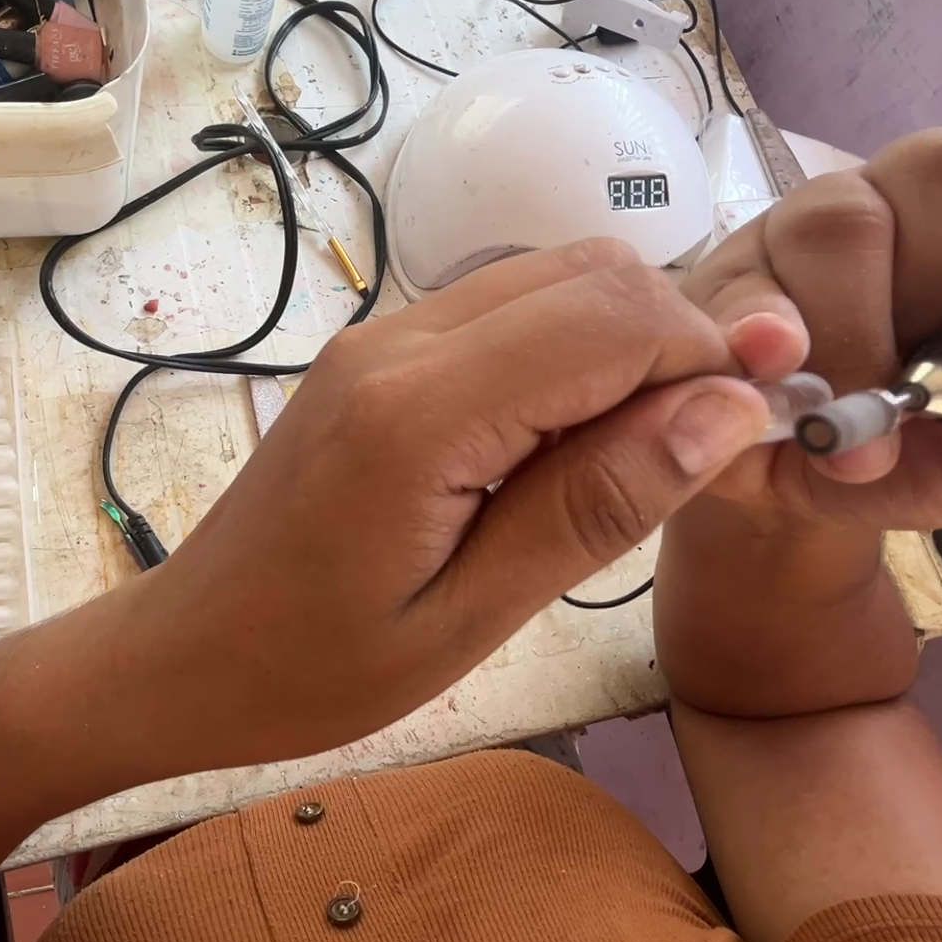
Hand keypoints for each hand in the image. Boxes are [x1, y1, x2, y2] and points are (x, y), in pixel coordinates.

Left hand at [138, 240, 769, 767]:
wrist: (189, 649)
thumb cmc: (315, 666)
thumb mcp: (470, 617)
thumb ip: (593, 504)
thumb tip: (726, 409)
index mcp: (417, 411)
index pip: (611, 318)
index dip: (707, 357)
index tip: (751, 429)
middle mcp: (394, 342)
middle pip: (584, 275)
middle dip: (671, 339)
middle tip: (694, 447)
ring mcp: (374, 340)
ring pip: (543, 282)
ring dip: (617, 343)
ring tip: (625, 455)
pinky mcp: (368, 358)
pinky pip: (494, 316)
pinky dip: (558, 352)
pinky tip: (556, 437)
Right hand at [686, 92, 941, 529]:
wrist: (790, 499)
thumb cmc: (922, 464)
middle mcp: (927, 206)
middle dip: (937, 289)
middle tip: (915, 391)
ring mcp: (816, 225)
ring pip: (838, 220)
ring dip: (843, 334)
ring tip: (835, 414)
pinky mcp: (731, 271)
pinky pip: (745, 285)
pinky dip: (762, 346)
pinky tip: (767, 394)